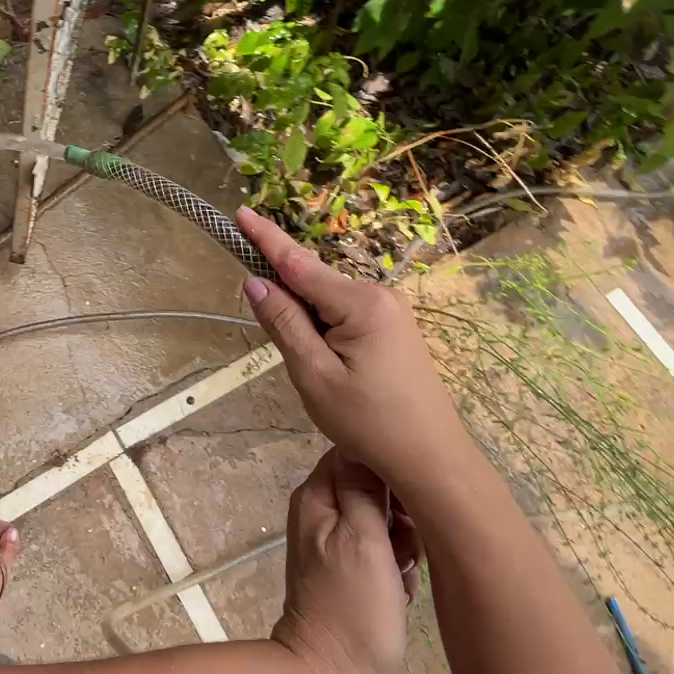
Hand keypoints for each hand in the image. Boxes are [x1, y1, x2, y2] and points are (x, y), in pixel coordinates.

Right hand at [235, 206, 473, 496]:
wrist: (433, 461)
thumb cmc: (369, 422)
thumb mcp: (314, 375)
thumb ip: (283, 323)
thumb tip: (255, 282)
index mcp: (360, 303)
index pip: (298, 264)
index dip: (265, 238)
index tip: (240, 211)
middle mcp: (379, 295)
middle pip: (312, 282)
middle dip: (286, 300)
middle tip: (287, 350)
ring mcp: (391, 311)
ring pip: (327, 301)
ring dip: (306, 321)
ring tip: (314, 371)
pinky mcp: (394, 328)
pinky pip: (343, 313)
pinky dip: (322, 327)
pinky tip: (327, 361)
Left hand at [272, 448, 422, 673]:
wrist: (334, 673)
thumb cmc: (351, 605)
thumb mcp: (363, 538)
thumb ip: (363, 488)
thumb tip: (363, 442)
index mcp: (317, 494)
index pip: (356, 454)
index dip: (389, 473)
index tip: (407, 502)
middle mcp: (322, 510)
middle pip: (374, 488)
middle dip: (399, 516)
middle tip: (402, 546)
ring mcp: (335, 540)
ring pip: (385, 522)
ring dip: (402, 546)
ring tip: (399, 572)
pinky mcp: (351, 568)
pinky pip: (384, 551)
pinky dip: (396, 568)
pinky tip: (398, 589)